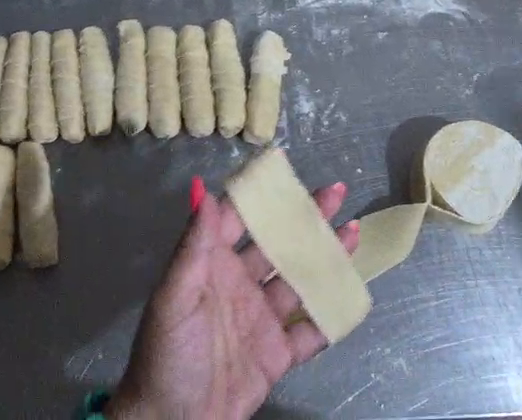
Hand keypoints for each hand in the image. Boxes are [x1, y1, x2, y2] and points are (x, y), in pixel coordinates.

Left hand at [107, 181, 359, 419]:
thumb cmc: (167, 354)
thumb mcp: (173, 296)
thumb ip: (193, 246)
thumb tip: (203, 191)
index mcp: (211, 265)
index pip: (238, 218)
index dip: (260, 194)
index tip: (285, 167)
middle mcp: (239, 284)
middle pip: (278, 243)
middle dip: (306, 218)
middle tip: (337, 192)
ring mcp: (260, 318)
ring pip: (299, 279)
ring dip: (326, 256)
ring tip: (354, 232)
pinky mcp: (276, 354)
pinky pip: (310, 330)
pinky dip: (332, 313)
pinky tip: (354, 292)